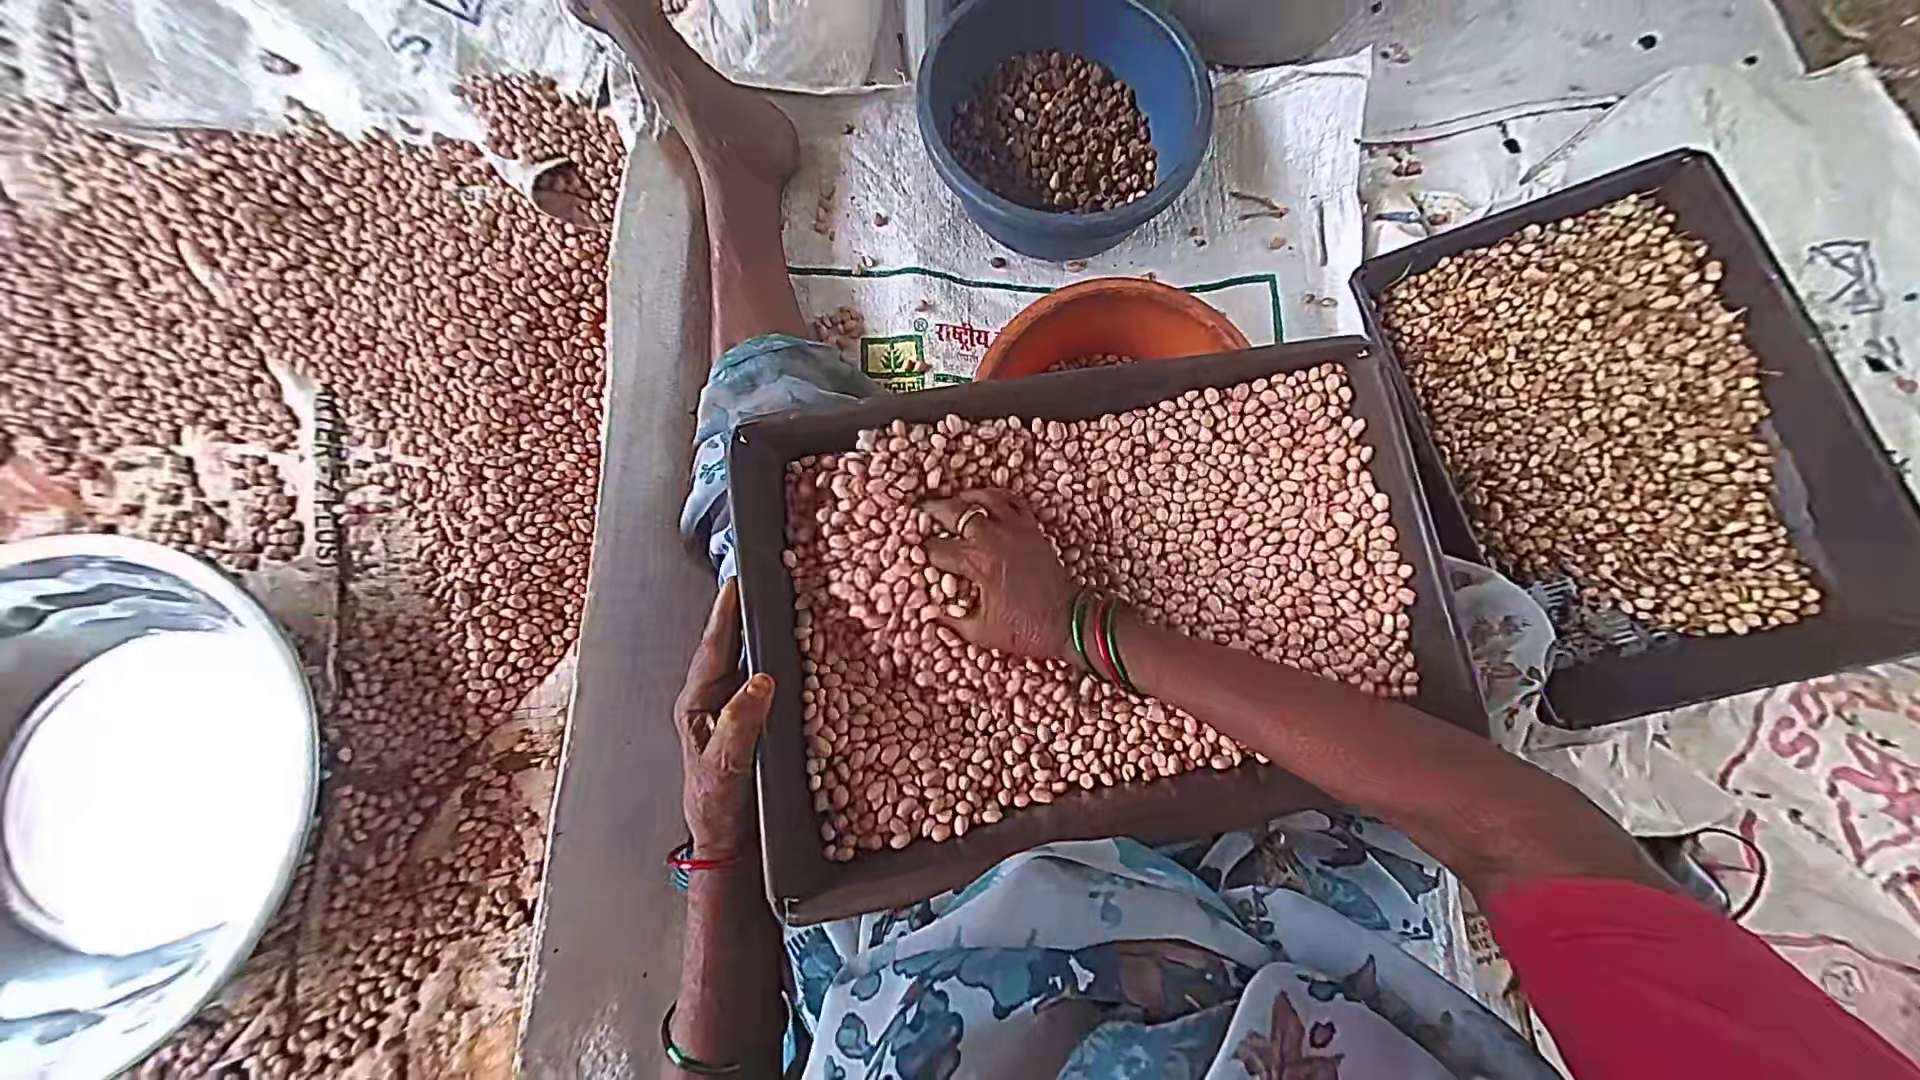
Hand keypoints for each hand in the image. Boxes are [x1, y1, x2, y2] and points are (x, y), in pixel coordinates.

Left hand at [674, 578, 773, 860]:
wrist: (728, 838)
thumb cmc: (718, 804)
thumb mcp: (725, 766)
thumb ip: (740, 723)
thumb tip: (762, 680)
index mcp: (697, 704)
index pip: (713, 650)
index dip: (724, 615)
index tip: (735, 584)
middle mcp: (712, 700)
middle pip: (726, 646)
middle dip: (738, 613)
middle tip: (756, 583)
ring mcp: (730, 708)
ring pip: (743, 660)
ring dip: (755, 632)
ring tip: (773, 606)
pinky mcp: (748, 718)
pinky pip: (759, 678)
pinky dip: (770, 657)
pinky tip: (787, 650)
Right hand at [921, 489, 1076, 663]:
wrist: (1069, 622)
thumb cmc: (1026, 629)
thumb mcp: (982, 632)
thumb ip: (953, 622)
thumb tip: (931, 616)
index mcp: (977, 563)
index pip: (938, 549)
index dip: (922, 550)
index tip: (914, 551)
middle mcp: (994, 540)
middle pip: (955, 512)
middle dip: (933, 511)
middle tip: (920, 511)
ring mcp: (1016, 530)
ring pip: (985, 498)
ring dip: (965, 497)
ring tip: (953, 499)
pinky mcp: (1033, 530)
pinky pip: (1014, 502)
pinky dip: (999, 497)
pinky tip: (989, 500)